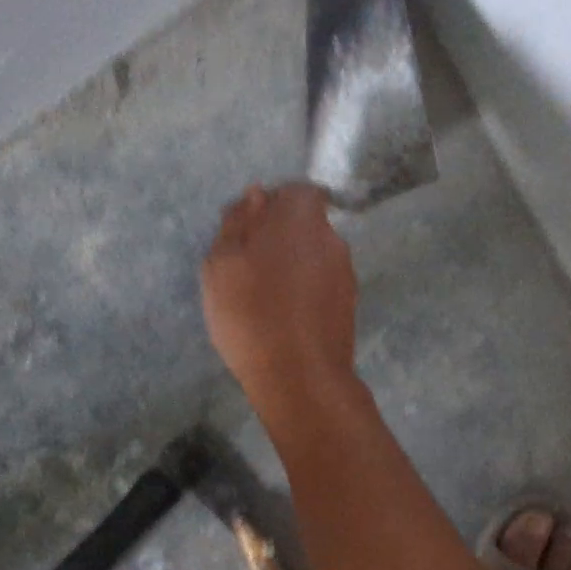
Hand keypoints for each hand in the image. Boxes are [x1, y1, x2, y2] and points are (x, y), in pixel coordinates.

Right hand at [201, 183, 359, 415]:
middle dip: (282, 238)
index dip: (273, 205)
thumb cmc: (251, 315)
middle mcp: (332, 239)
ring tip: (264, 300)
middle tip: (249, 268)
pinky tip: (284, 319)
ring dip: (293, 269)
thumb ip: (238, 224)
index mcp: (302, 217)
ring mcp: (345, 275)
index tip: (250, 231)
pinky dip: (305, 295)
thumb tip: (255, 195)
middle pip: (306, 226)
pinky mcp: (349, 307)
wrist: (300, 377)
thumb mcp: (221, 265)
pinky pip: (322, 288)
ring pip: (314, 258)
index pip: (296, 191)